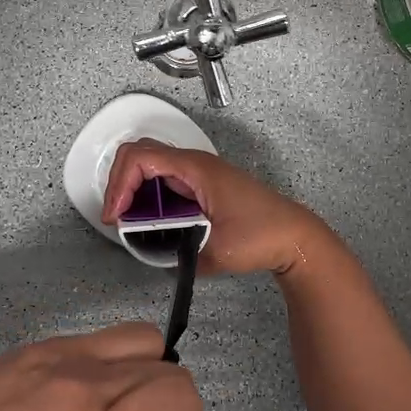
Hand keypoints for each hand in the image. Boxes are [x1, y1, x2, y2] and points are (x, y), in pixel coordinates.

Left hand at [0, 323, 204, 410]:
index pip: (181, 399)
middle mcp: (79, 384)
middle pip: (165, 364)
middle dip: (167, 404)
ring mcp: (51, 356)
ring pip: (136, 337)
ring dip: (141, 372)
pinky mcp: (28, 345)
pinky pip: (92, 338)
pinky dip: (102, 363)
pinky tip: (70, 401)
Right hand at [103, 138, 337, 276]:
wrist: (295, 237)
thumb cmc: (262, 235)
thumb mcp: (217, 251)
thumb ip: (181, 254)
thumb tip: (156, 257)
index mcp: (195, 168)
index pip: (140, 158)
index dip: (119, 185)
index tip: (116, 217)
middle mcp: (194, 162)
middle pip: (139, 153)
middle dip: (119, 182)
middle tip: (116, 216)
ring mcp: (198, 172)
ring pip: (150, 163)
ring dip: (132, 186)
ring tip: (126, 219)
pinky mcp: (202, 184)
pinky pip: (164, 177)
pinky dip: (147, 193)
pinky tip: (148, 219)